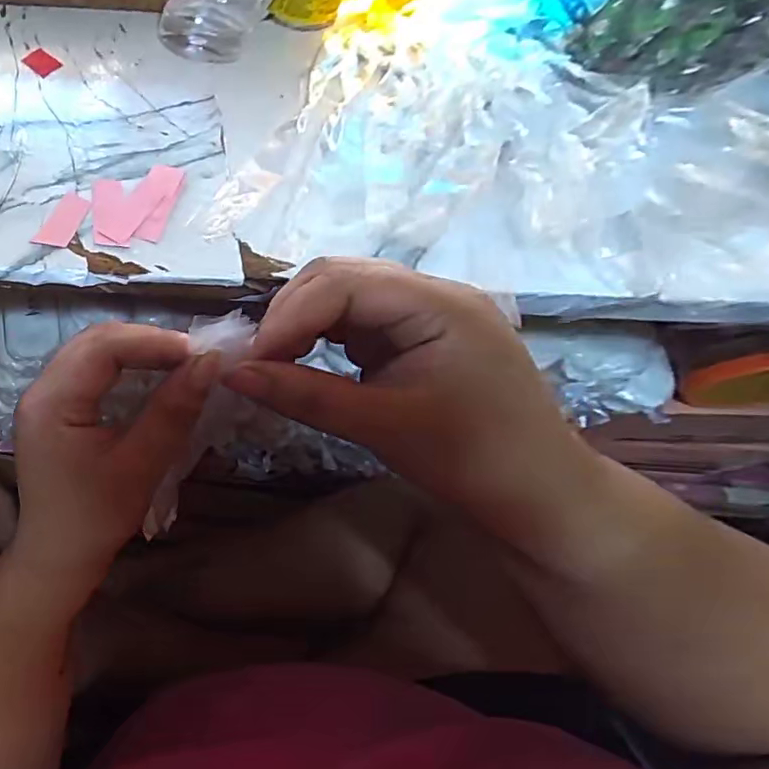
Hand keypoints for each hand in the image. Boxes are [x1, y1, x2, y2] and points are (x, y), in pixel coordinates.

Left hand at [11, 322, 218, 587]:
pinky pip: (85, 371)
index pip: (102, 347)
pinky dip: (119, 368)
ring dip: (132, 351)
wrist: (57, 555)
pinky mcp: (50, 409)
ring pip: (88, 352)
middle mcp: (39, 390)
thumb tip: (209, 362)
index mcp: (51, 402)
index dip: (153, 341)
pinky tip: (148, 377)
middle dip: (144, 341)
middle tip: (192, 356)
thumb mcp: (140, 465)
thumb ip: (172, 411)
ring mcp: (41, 398)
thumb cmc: (95, 518)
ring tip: (177, 362)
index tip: (199, 352)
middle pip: (92, 341)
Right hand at [223, 258, 593, 527]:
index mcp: (438, 305)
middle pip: (337, 275)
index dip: (287, 317)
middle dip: (288, 313)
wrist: (538, 494)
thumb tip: (230, 374)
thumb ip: (301, 395)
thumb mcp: (378, 426)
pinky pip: (352, 315)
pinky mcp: (413, 332)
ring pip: (340, 290)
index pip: (341, 284)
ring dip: (299, 320)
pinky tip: (302, 358)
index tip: (250, 361)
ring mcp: (424, 310)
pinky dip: (317, 332)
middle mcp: (432, 294)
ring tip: (274, 360)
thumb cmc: (469, 459)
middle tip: (258, 360)